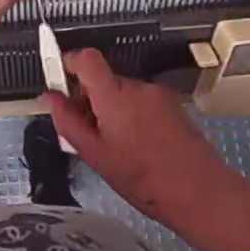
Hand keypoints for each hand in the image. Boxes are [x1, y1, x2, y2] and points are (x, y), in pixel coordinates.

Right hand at [43, 48, 247, 220]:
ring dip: (112, 109)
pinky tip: (136, 144)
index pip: (87, 58)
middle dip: (90, 98)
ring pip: (122, 92)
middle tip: (87, 131)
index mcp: (115, 96)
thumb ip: (68, 122)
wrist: (199, 192)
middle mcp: (138, 87)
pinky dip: (131, 114)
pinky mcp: (172, 104)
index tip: (60, 80)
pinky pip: (141, 100)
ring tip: (115, 145)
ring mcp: (158, 94)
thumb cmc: (145, 180)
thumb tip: (49, 98)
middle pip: (104, 79)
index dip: (69, 62)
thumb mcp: (95, 156)